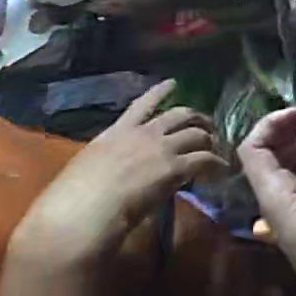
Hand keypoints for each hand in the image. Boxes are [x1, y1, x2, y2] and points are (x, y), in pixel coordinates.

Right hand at [14, 80, 226, 268]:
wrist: (79, 214)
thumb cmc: (72, 200)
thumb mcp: (89, 167)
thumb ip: (111, 160)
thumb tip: (123, 169)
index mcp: (114, 133)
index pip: (141, 104)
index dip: (159, 92)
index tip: (173, 82)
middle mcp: (140, 135)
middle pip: (180, 115)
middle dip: (198, 119)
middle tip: (208, 128)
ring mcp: (159, 148)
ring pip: (197, 134)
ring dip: (210, 141)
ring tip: (217, 151)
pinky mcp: (174, 167)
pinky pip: (205, 159)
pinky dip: (217, 164)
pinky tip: (222, 170)